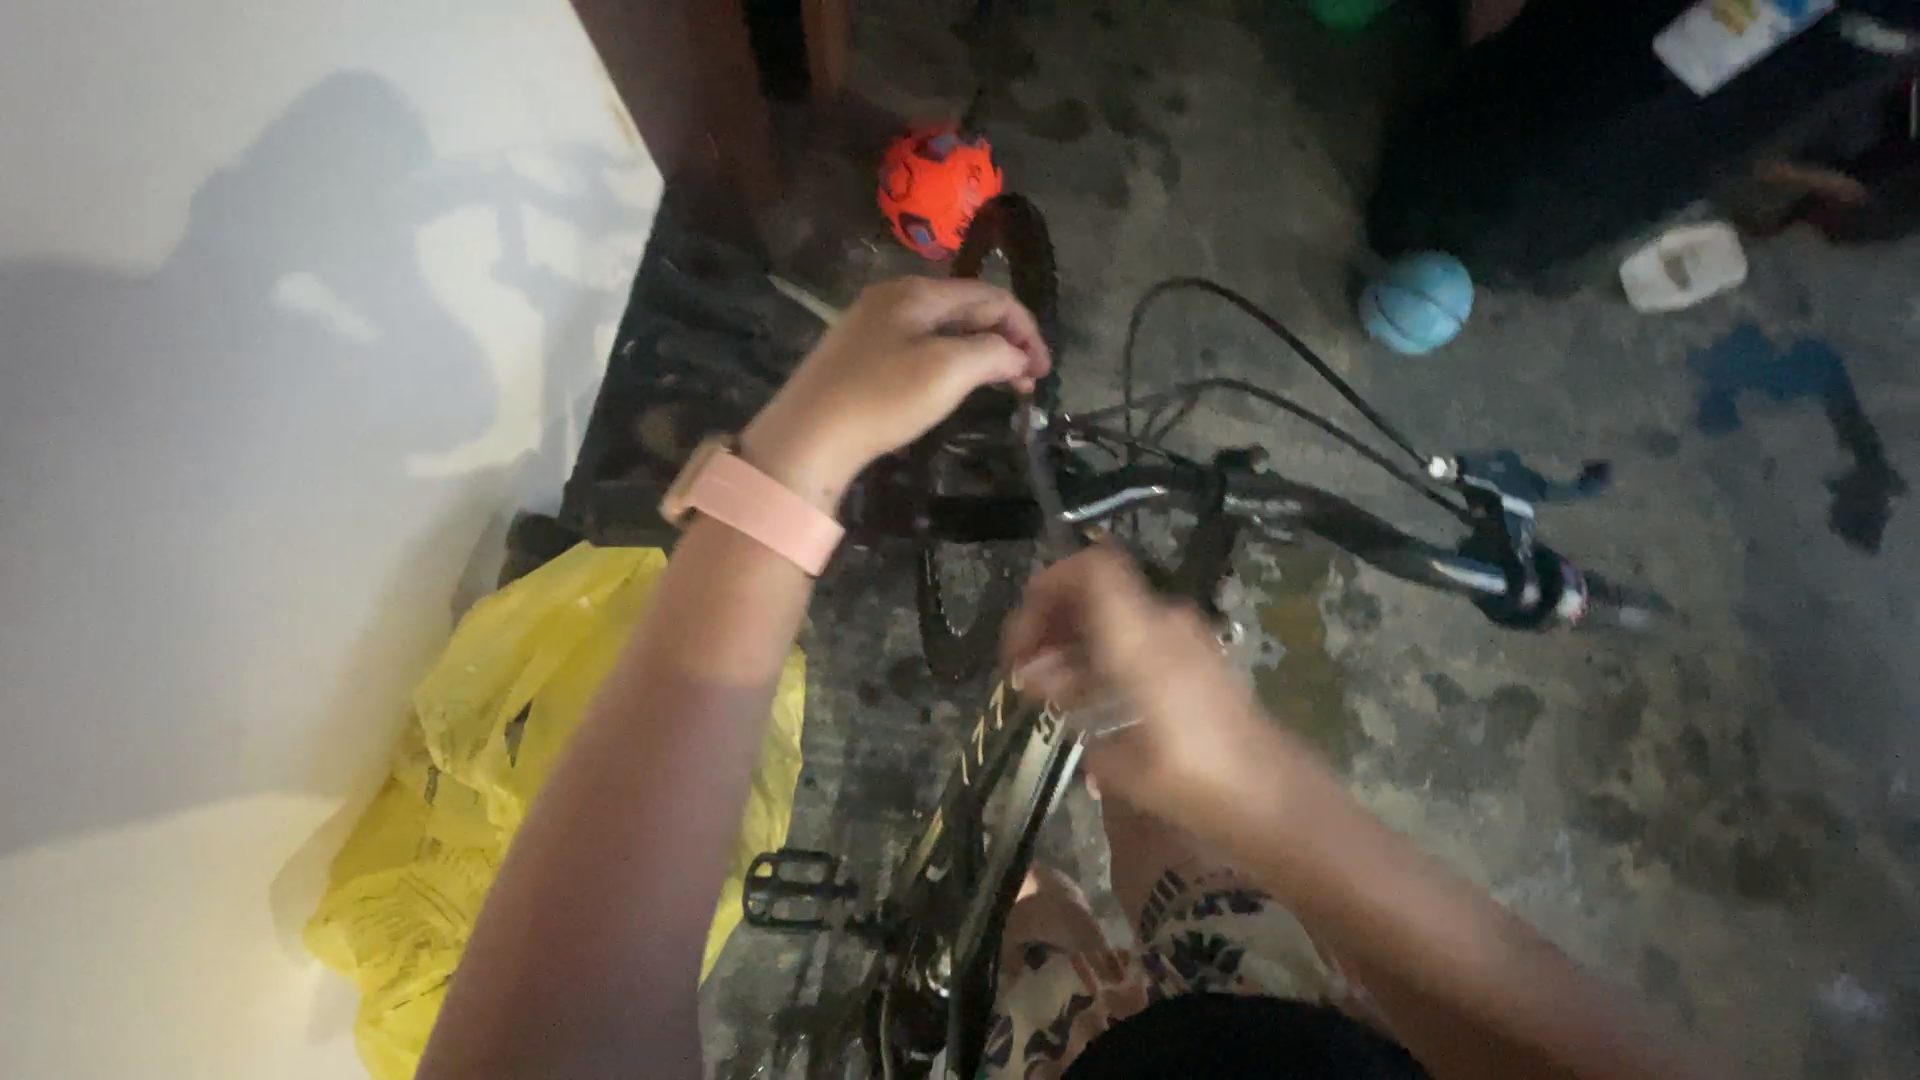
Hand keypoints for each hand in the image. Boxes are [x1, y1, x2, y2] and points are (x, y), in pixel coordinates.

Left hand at [741, 277, 1049, 510]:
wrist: (808, 437)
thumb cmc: (882, 398)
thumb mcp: (948, 370)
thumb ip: (993, 353)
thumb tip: (1017, 356)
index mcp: (916, 292)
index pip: (989, 296)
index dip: (1025, 330)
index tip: (1044, 371)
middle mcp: (893, 298)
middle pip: (966, 310)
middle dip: (1004, 341)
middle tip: (1027, 382)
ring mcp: (872, 327)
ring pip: (943, 331)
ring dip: (979, 354)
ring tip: (1000, 386)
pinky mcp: (859, 357)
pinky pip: (919, 349)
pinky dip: (950, 364)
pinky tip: (954, 388)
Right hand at [1002, 547, 1305, 825]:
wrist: (1274, 797)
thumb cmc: (1191, 779)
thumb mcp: (1115, 754)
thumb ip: (1068, 699)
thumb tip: (1035, 673)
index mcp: (1138, 635)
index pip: (1090, 568)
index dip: (1048, 584)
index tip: (1024, 632)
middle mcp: (1162, 622)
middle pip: (1095, 591)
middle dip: (1051, 620)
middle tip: (1023, 666)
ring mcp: (1183, 637)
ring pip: (1113, 615)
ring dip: (1074, 640)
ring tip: (1049, 688)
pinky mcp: (1196, 656)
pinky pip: (1136, 636)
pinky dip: (1103, 651)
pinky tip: (1088, 695)